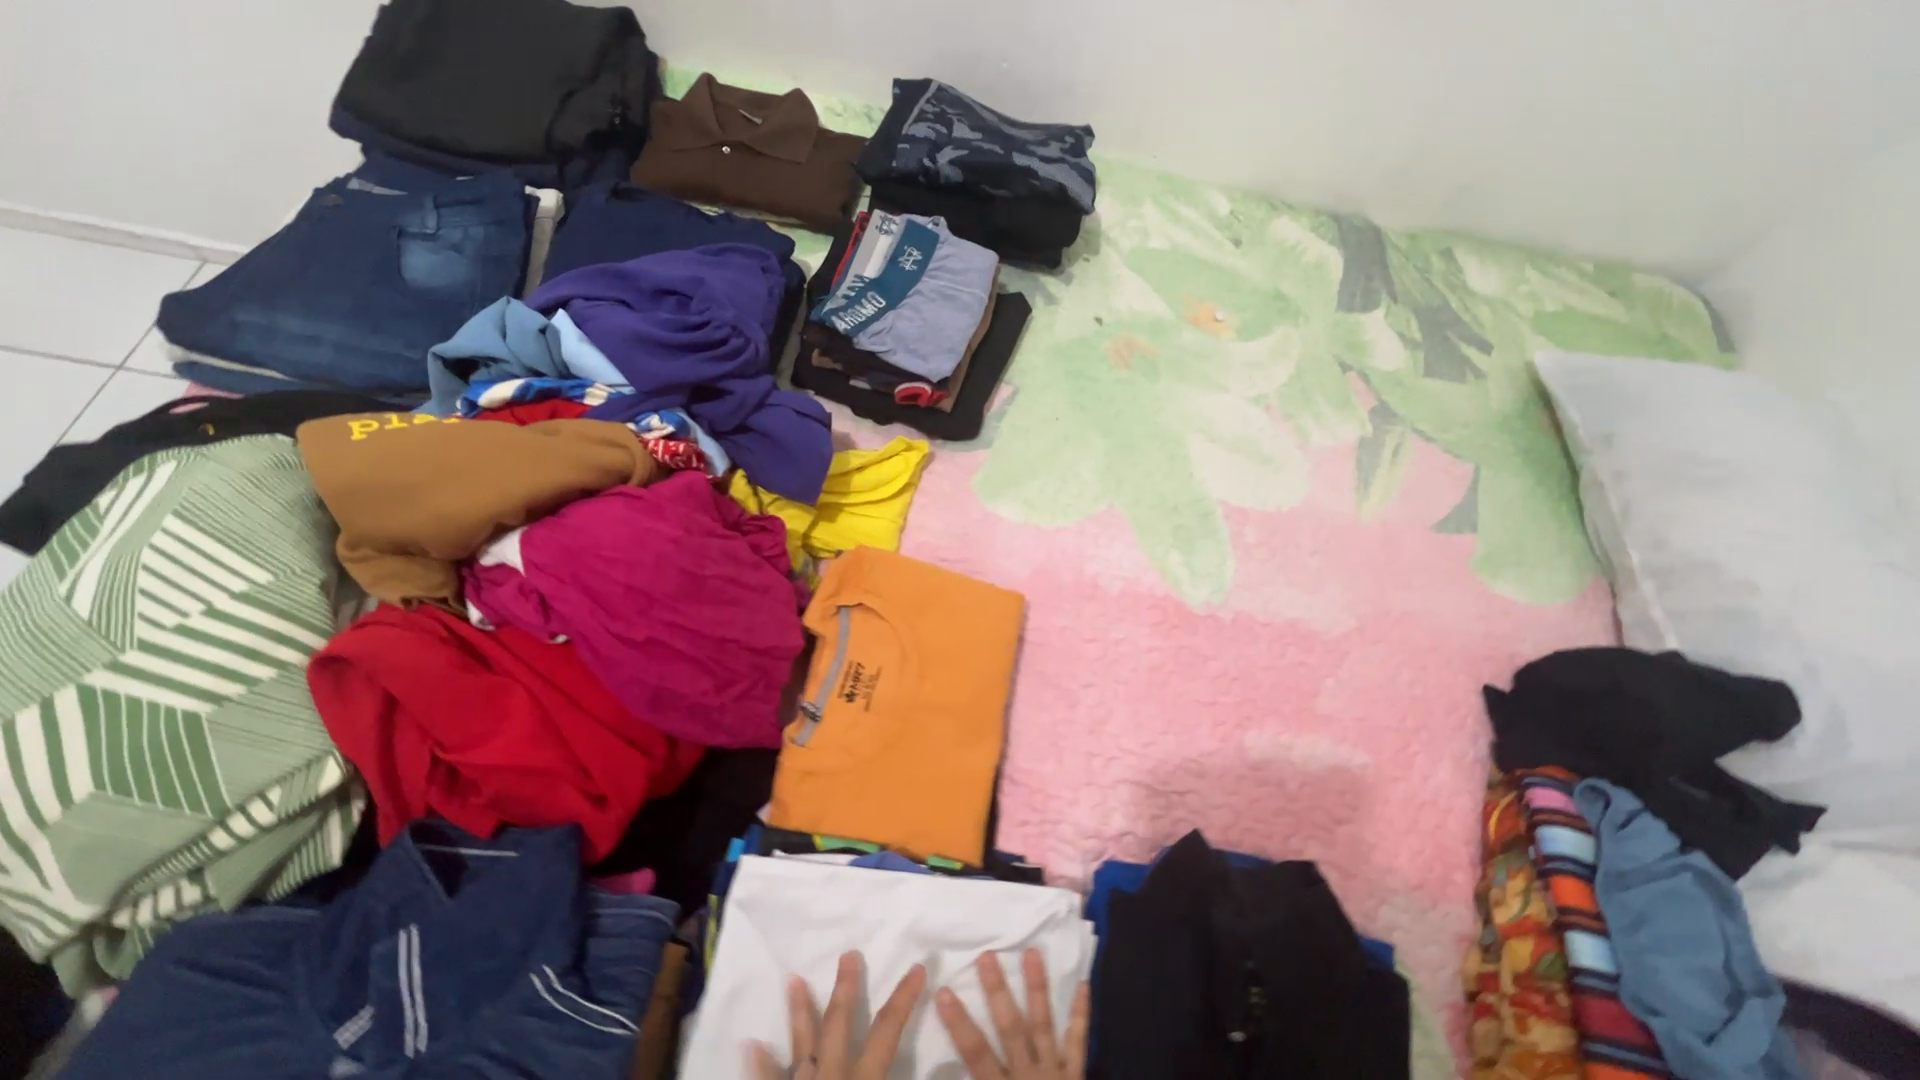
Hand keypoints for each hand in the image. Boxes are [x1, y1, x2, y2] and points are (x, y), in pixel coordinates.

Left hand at [750, 951, 926, 1079]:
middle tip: (848, 955)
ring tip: (791, 979)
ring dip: (798, 1012)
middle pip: (838, 1027)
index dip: (903, 999)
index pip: (887, 1033)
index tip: (916, 968)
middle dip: (845, 989)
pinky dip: (759, 1065)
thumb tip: (944, 1070)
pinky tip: (751, 1044)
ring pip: (800, 1047)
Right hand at [936, 949, 1089, 1079]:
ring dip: (1038, 989)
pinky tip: (1084, 985)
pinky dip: (1081, 1014)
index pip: (976, 1054)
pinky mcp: (1076, 1076)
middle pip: (1011, 1030)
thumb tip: (938, 1075)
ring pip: (1044, 1025)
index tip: (943, 991)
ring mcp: (1056, 1073)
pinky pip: (1079, 1042)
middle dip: (998, 993)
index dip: (959, 1023)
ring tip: (1034, 953)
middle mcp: (1029, 1077)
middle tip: (988, 955)